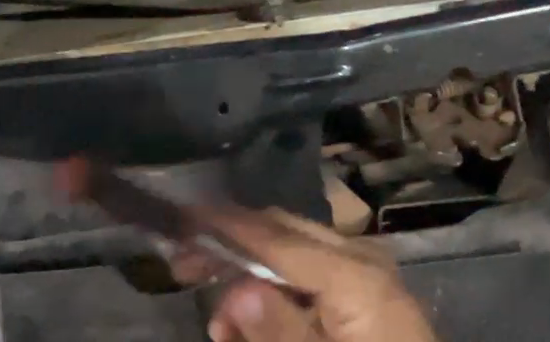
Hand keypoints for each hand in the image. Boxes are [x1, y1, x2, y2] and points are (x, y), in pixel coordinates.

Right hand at [185, 209, 439, 341]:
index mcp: (353, 274)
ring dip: (250, 278)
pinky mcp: (368, 295)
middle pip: (282, 233)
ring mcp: (367, 274)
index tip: (180, 219)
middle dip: (231, 247)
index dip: (225, 226)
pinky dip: (278, 294)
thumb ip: (281, 332)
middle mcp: (359, 259)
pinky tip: (254, 322)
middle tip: (183, 267)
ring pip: (292, 253)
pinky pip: (312, 277)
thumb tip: (235, 289)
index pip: (275, 237)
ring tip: (221, 328)